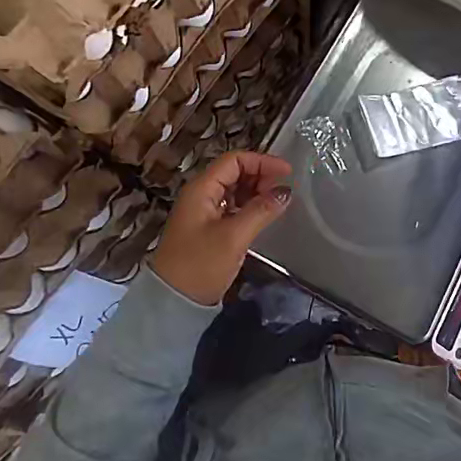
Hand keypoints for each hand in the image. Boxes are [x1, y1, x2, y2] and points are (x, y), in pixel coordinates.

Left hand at [151, 151, 293, 304]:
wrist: (173, 300)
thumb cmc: (201, 264)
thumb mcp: (234, 236)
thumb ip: (261, 210)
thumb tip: (285, 191)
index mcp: (201, 189)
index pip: (234, 160)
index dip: (262, 162)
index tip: (287, 173)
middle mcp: (200, 194)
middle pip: (233, 172)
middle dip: (260, 175)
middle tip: (282, 191)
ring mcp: (203, 212)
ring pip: (233, 190)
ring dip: (256, 191)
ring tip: (276, 203)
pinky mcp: (207, 228)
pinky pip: (231, 207)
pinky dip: (249, 206)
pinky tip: (263, 216)